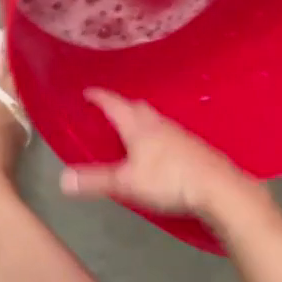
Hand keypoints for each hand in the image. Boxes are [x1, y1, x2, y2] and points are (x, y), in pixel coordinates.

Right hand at [61, 88, 265, 219]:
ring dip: (141, 119)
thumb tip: (62, 180)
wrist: (220, 189)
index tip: (88, 92)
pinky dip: (157, 134)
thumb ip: (94, 181)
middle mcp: (158, 124)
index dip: (100, 97)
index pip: (114, 105)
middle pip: (137, 108)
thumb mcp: (126, 183)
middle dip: (121, 106)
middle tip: (109, 110)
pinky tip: (159, 149)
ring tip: (131, 128)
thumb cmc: (168, 180)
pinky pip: (169, 134)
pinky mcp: (195, 148)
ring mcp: (180, 135)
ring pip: (155, 120)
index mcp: (138, 127)